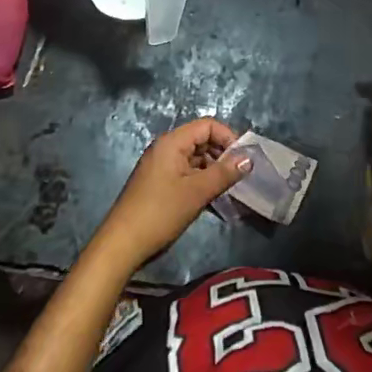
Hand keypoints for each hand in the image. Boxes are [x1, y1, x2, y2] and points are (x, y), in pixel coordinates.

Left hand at [95, 119, 247, 270]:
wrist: (122, 245)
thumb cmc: (160, 213)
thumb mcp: (197, 192)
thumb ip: (225, 172)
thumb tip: (249, 158)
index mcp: (171, 143)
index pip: (208, 125)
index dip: (228, 138)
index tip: (242, 160)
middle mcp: (165, 148)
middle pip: (201, 139)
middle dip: (222, 153)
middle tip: (237, 175)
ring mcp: (160, 165)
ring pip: (195, 157)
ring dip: (213, 168)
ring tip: (227, 187)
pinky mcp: (159, 182)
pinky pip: (186, 171)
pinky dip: (201, 179)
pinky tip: (210, 196)